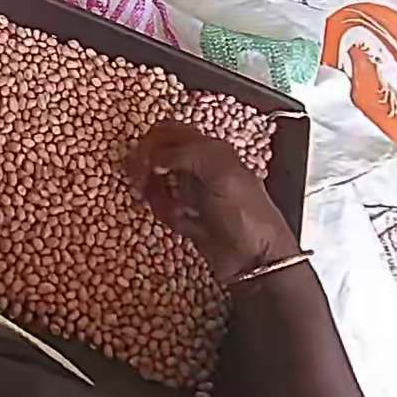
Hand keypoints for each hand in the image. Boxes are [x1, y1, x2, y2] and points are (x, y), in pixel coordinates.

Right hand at [124, 120, 297, 281]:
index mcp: (209, 149)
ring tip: (167, 207)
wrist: (258, 263)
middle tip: (139, 184)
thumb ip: (187, 154)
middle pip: (157, 155)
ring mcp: (192, 192)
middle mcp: (198, 167)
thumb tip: (153, 156)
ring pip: (156, 182)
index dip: (150, 144)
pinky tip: (181, 222)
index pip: (168, 133)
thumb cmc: (246, 215)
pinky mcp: (188, 216)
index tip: (141, 162)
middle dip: (145, 169)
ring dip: (154, 194)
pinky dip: (165, 213)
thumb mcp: (221, 173)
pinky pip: (163, 208)